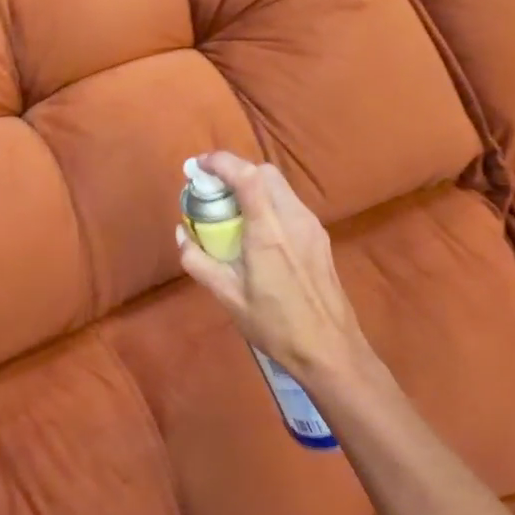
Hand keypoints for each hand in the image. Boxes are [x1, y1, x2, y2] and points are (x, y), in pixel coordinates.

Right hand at [176, 151, 376, 394]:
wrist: (333, 352)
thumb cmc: (277, 327)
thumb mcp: (229, 298)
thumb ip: (199, 262)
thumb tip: (182, 234)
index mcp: (269, 233)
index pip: (247, 177)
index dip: (221, 162)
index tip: (198, 166)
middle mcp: (293, 220)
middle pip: (264, 172)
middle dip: (235, 170)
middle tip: (212, 189)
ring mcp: (311, 227)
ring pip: (280, 186)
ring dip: (252, 186)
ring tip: (231, 209)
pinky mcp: (320, 238)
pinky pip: (289, 204)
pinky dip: (267, 201)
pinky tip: (256, 229)